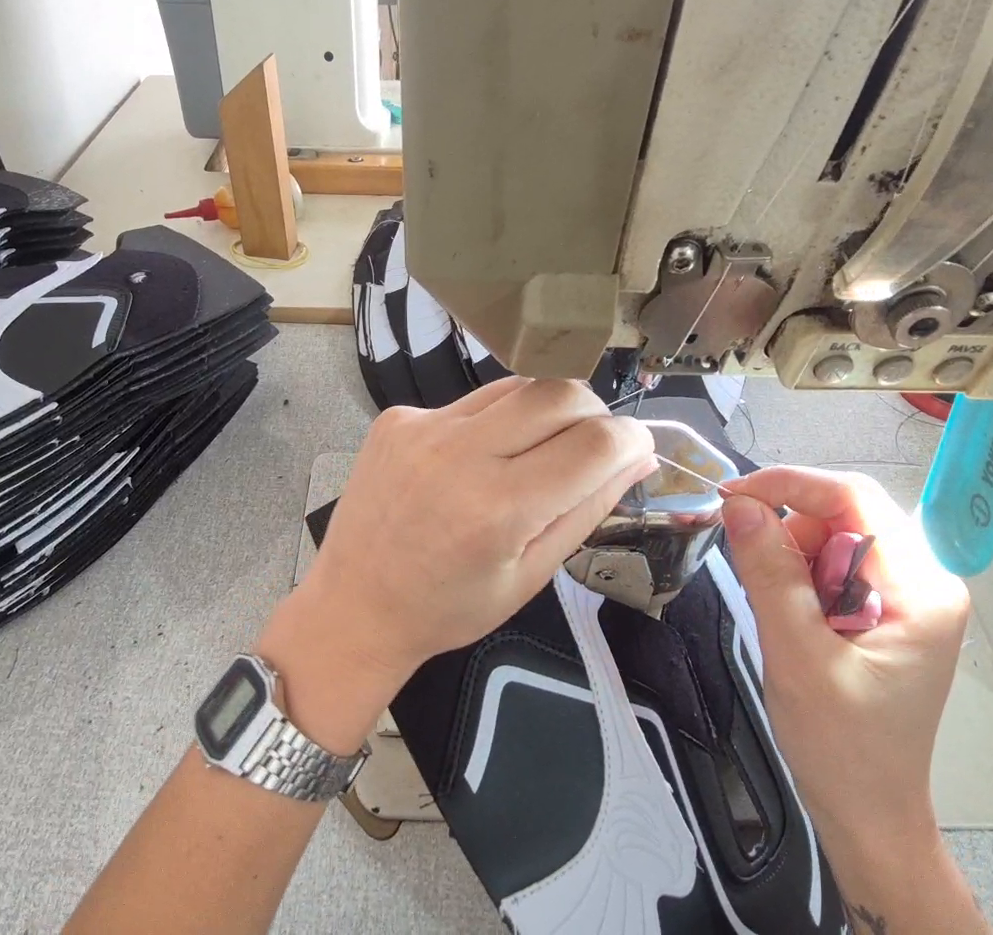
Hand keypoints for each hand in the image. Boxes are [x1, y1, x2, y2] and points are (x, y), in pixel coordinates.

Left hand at [299, 378, 655, 677]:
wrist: (355, 604)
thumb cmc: (448, 607)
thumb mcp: (531, 575)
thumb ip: (588, 509)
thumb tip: (638, 456)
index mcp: (498, 508)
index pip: (594, 442)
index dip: (630, 439)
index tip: (637, 448)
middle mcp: (459, 453)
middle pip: (559, 392)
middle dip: (594, 413)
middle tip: (593, 447)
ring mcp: (423, 427)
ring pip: (517, 386)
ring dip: (544, 411)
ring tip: (534, 455)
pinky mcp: (399, 417)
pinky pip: (471, 400)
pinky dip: (495, 421)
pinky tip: (479, 461)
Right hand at [719, 466, 969, 839]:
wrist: (866, 813)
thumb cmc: (842, 746)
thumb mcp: (798, 655)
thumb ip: (769, 573)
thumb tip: (738, 505)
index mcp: (922, 588)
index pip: (856, 497)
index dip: (790, 485)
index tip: (731, 496)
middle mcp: (921, 581)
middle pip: (843, 515)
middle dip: (788, 531)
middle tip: (749, 570)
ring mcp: (903, 597)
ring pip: (830, 539)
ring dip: (789, 559)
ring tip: (778, 615)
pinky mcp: (881, 613)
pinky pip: (830, 568)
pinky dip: (796, 579)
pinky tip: (789, 619)